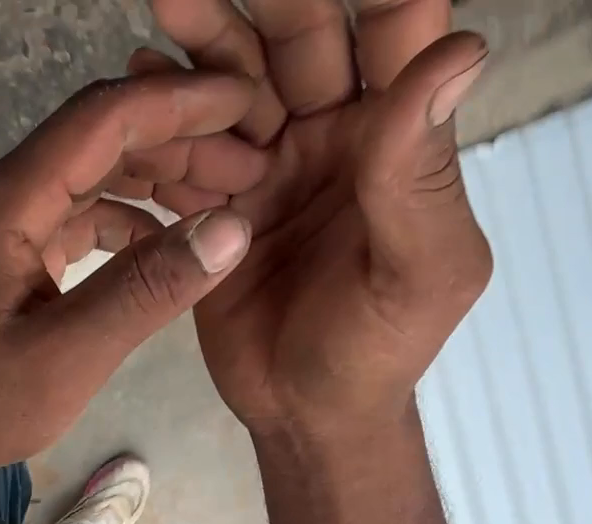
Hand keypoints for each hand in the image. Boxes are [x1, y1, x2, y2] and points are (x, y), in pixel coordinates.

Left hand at [0, 72, 267, 483]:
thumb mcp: (70, 357)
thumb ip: (148, 290)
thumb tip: (231, 226)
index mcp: (0, 207)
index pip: (100, 120)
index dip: (179, 102)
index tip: (246, 103)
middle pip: (96, 139)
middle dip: (177, 142)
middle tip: (252, 164)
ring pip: (89, 174)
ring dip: (155, 179)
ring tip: (222, 198)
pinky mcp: (6, 251)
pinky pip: (74, 214)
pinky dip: (125, 218)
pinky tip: (167, 242)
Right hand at [130, 0, 494, 434]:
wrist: (304, 413)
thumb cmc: (378, 350)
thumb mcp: (421, 269)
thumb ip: (424, 174)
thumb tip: (458, 50)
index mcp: (397, 137)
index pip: (394, 30)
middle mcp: (330, 140)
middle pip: (298, 47)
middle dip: (260, 5)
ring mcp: (267, 174)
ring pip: (231, 95)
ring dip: (197, 51)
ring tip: (162, 3)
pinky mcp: (214, 212)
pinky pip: (185, 160)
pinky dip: (159, 127)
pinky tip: (133, 84)